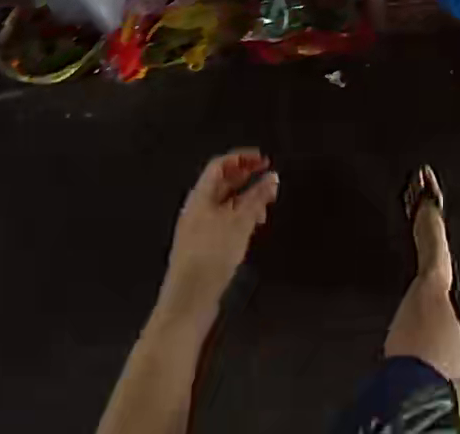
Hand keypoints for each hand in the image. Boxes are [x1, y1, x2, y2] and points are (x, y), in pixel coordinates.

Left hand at [160, 150, 278, 317]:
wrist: (187, 302)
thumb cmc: (212, 256)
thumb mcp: (239, 223)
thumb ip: (256, 199)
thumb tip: (272, 177)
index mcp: (200, 196)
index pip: (220, 165)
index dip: (242, 158)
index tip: (265, 160)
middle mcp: (198, 207)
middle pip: (223, 183)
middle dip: (247, 177)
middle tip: (270, 178)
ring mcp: (200, 228)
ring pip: (226, 203)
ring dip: (247, 198)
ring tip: (266, 205)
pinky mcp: (204, 246)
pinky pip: (225, 220)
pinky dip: (241, 216)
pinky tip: (253, 227)